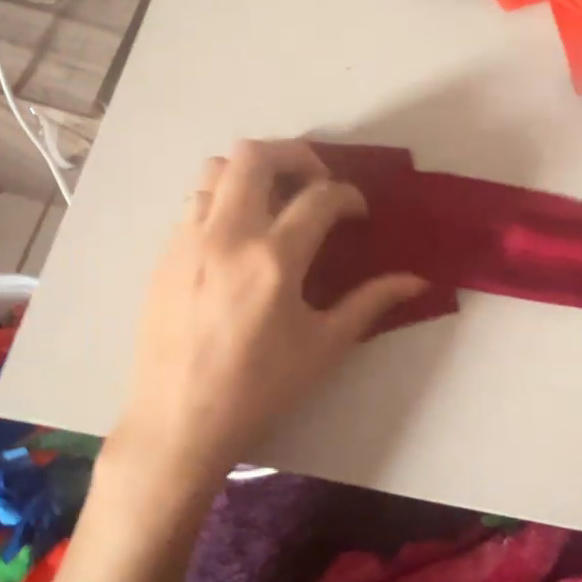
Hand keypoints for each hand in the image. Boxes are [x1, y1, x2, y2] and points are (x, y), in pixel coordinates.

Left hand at [112, 140, 428, 477]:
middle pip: (255, 155)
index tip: (358, 212)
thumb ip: (371, 303)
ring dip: (252, 173)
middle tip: (315, 182)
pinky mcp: (165, 255)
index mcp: (273, 259)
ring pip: (216, 169)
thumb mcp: (324, 347)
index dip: (348, 195)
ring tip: (275, 202)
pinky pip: (195, 204)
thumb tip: (417, 280)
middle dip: (295, 155)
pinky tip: (241, 239)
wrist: (177, 426)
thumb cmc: (258, 389)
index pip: (319, 196)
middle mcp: (227, 236)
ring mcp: (188, 241)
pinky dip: (225, 201)